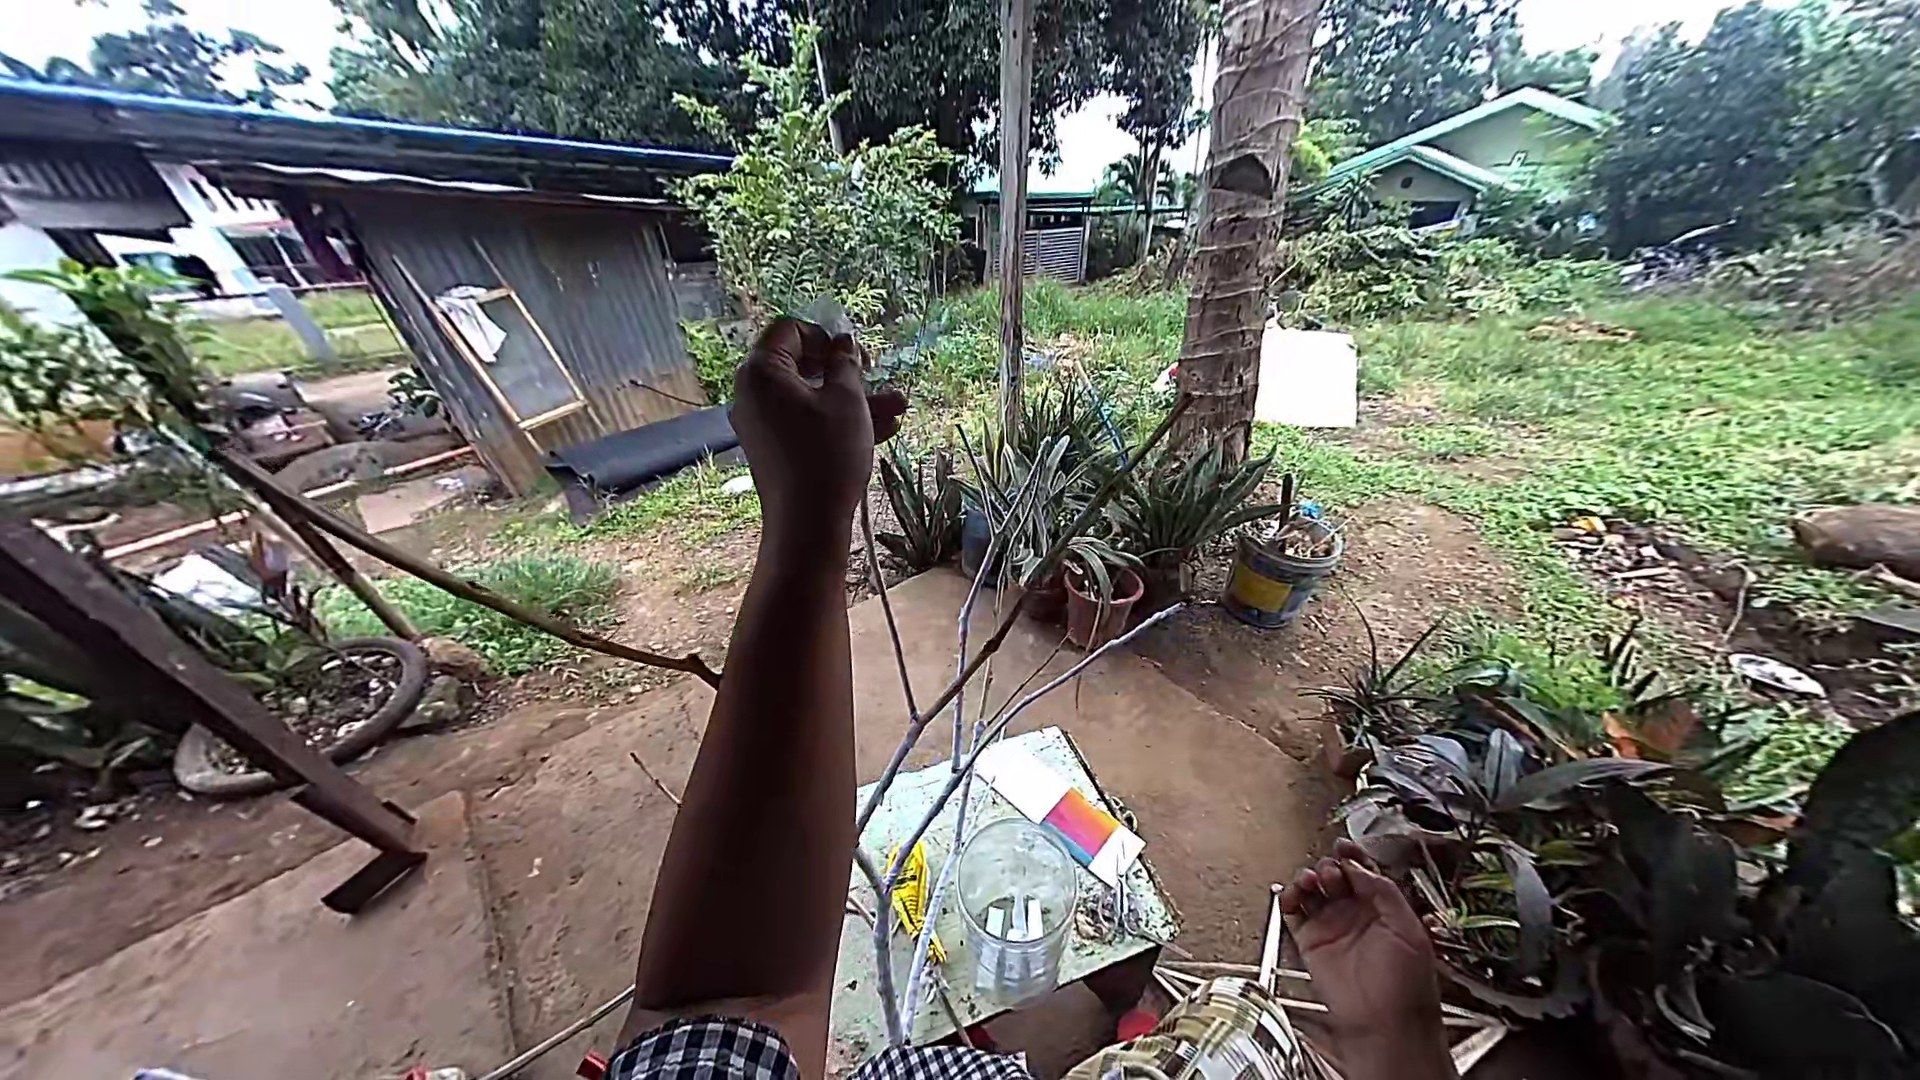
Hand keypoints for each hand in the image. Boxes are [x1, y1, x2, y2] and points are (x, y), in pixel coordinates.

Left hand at [730, 319, 906, 551]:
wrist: (809, 523)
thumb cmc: (828, 454)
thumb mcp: (847, 401)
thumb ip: (846, 364)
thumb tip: (844, 343)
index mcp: (762, 372)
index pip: (790, 331)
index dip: (826, 336)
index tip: (855, 356)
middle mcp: (754, 395)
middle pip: (803, 367)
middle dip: (849, 374)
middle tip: (878, 378)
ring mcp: (763, 425)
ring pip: (813, 400)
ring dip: (855, 402)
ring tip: (899, 409)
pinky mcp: (776, 450)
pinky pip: (808, 424)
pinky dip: (839, 423)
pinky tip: (884, 430)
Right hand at [1280, 839, 1453, 1079]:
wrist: (1384, 1027)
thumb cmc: (1406, 990)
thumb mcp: (1409, 931)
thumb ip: (1383, 891)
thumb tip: (1356, 865)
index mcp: (1383, 910)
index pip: (1363, 871)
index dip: (1352, 856)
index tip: (1343, 845)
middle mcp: (1355, 914)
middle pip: (1334, 874)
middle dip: (1329, 866)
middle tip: (1331, 873)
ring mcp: (1331, 925)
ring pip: (1311, 885)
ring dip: (1307, 876)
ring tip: (1310, 882)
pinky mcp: (1309, 938)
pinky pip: (1292, 908)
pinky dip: (1288, 896)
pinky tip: (1294, 895)